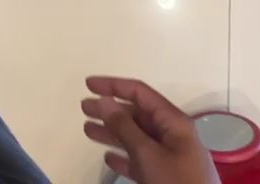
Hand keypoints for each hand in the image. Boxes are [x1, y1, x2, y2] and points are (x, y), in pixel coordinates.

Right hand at [80, 76, 216, 183]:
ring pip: (136, 137)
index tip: (88, 85)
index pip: (140, 93)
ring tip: (88, 131)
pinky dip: (124, 157)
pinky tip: (109, 159)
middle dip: (109, 110)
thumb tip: (104, 100)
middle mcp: (174, 136)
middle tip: (84, 108)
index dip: (113, 85)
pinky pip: (142, 160)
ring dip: (112, 133)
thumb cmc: (176, 183)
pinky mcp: (168, 178)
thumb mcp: (147, 154)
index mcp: (174, 123)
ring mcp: (172, 159)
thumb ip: (124, 126)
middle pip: (136, 114)